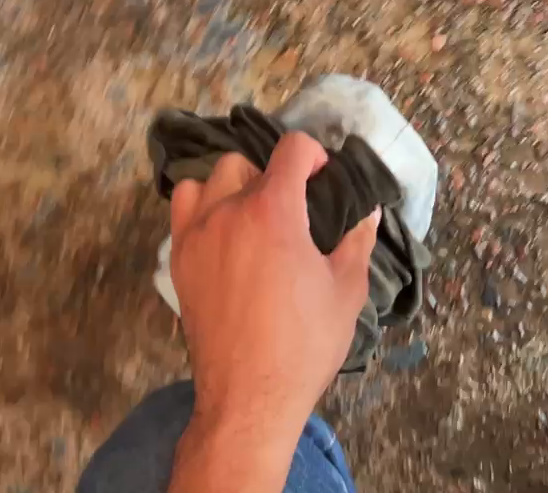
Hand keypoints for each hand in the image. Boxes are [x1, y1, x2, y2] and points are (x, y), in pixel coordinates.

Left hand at [167, 133, 380, 473]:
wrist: (248, 398)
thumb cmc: (304, 343)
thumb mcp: (346, 290)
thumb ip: (357, 241)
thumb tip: (368, 212)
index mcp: (275, 210)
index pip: (292, 149)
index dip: (314, 155)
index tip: (323, 178)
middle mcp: (230, 211)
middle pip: (249, 163)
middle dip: (275, 175)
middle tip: (293, 208)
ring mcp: (198, 234)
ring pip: (211, 179)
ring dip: (235, 186)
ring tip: (253, 215)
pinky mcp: (179, 259)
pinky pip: (183, 209)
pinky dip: (203, 207)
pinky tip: (223, 233)